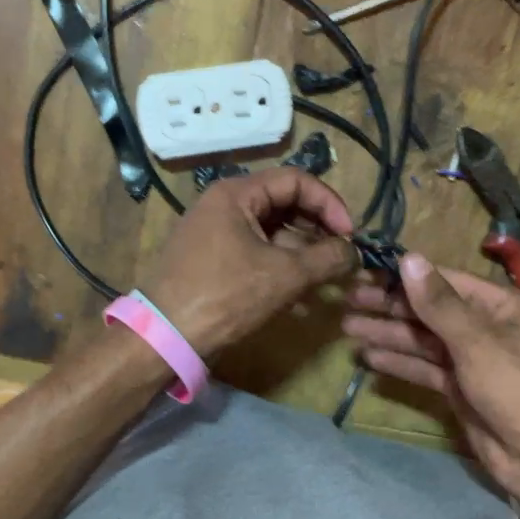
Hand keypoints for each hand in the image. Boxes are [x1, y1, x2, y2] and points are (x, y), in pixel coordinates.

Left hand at [141, 167, 358, 358]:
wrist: (166, 337)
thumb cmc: (225, 296)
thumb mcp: (284, 276)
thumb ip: (326, 258)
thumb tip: (354, 252)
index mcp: (236, 194)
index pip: (296, 181)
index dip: (330, 204)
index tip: (350, 235)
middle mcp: (222, 206)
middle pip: (284, 205)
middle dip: (318, 231)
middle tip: (341, 257)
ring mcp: (214, 234)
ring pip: (270, 234)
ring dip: (302, 255)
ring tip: (327, 282)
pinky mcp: (211, 262)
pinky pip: (254, 255)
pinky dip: (279, 270)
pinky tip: (301, 300)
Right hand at [342, 253, 519, 507]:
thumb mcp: (479, 343)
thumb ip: (439, 304)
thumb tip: (408, 258)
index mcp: (505, 307)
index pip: (448, 281)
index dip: (407, 277)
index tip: (368, 272)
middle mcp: (490, 329)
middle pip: (433, 311)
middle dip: (391, 306)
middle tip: (348, 300)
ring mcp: (476, 362)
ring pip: (426, 341)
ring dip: (389, 333)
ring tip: (347, 326)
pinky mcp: (463, 391)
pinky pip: (428, 369)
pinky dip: (401, 363)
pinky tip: (369, 356)